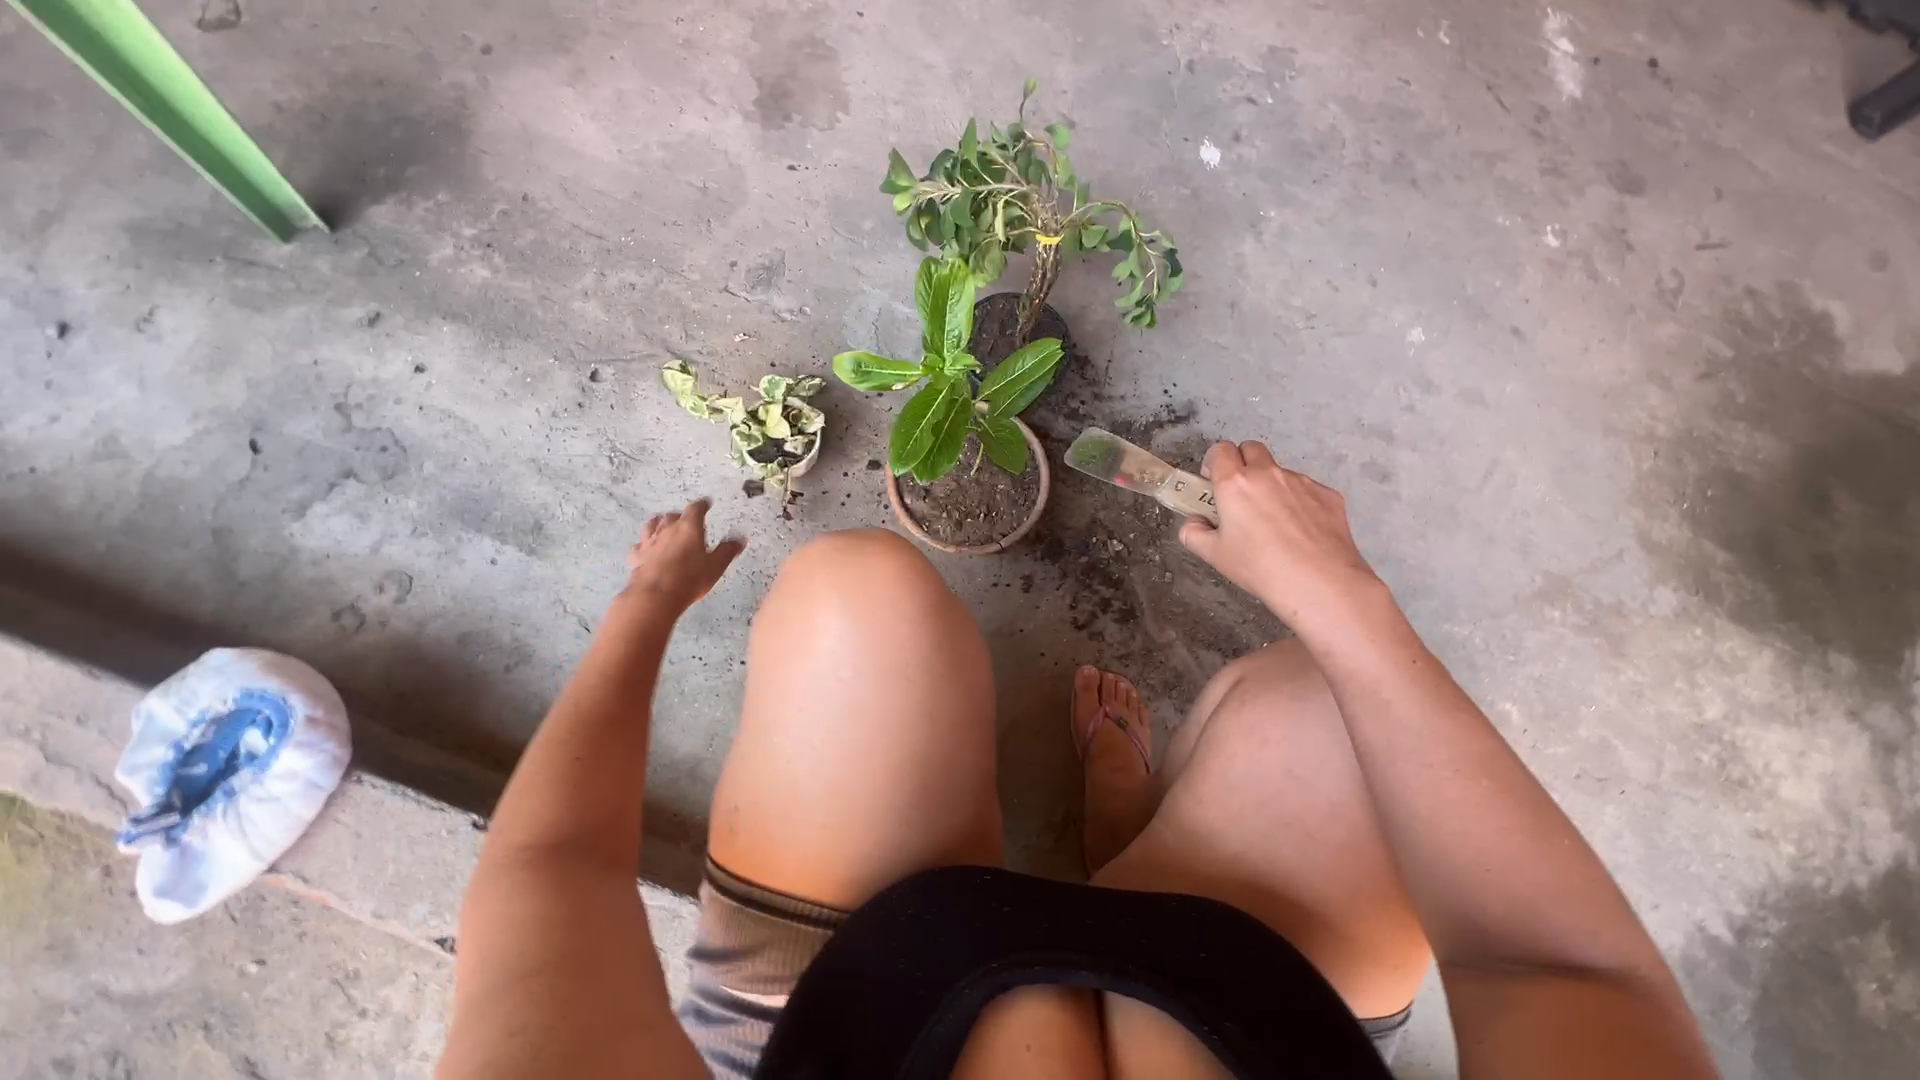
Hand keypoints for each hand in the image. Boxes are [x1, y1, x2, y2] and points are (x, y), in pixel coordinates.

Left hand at [622, 499, 744, 612]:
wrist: (656, 595)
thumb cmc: (690, 578)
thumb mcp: (716, 566)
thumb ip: (727, 551)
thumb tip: (740, 539)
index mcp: (689, 527)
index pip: (695, 508)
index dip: (702, 504)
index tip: (706, 503)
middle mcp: (667, 529)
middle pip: (672, 515)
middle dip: (680, 516)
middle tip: (686, 520)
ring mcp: (649, 541)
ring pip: (652, 525)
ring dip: (659, 523)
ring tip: (663, 525)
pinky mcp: (637, 556)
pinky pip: (640, 545)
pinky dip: (644, 544)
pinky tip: (645, 548)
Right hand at [1178, 442, 1382, 627]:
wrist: (1318, 581)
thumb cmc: (1261, 567)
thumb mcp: (1214, 555)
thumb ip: (1194, 533)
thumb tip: (1194, 524)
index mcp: (1235, 484)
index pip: (1220, 450)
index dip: (1215, 463)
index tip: (1214, 484)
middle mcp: (1268, 474)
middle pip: (1251, 449)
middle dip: (1243, 464)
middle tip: (1241, 496)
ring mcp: (1301, 481)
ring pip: (1280, 472)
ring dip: (1272, 486)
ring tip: (1274, 523)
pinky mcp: (1327, 494)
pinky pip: (1306, 489)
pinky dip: (1299, 503)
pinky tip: (1300, 532)